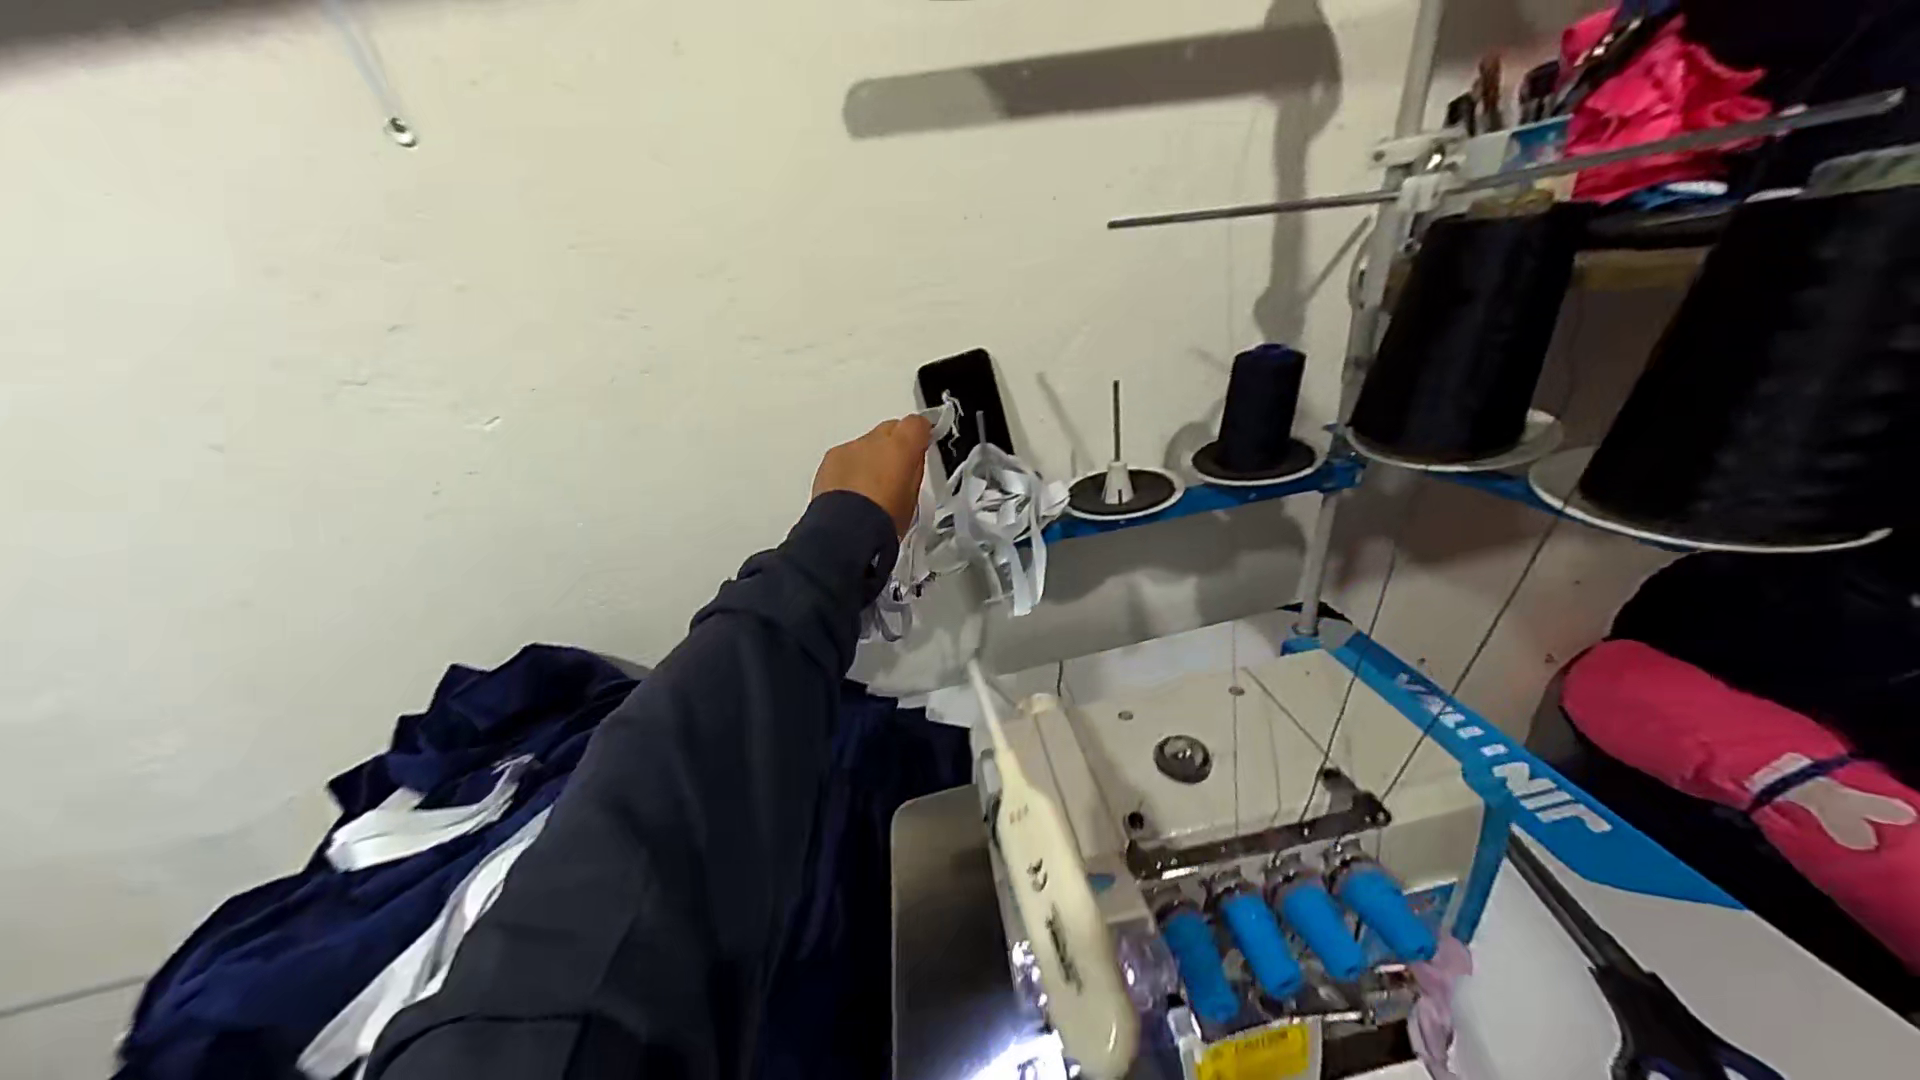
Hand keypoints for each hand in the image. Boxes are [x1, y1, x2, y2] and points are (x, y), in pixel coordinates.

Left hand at [812, 414, 932, 536]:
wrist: (845, 532)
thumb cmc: (882, 520)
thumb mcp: (913, 499)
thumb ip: (914, 470)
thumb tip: (913, 462)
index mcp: (901, 446)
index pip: (917, 424)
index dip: (920, 434)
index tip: (921, 444)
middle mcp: (874, 441)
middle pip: (890, 430)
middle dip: (895, 446)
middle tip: (898, 471)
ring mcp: (849, 449)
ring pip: (866, 445)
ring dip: (871, 459)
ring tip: (873, 490)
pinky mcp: (830, 461)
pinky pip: (846, 458)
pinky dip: (851, 469)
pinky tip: (854, 494)